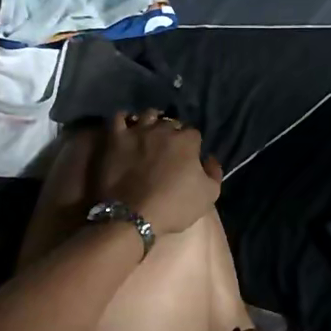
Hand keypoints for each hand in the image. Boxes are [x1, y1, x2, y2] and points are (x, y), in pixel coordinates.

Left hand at [90, 110, 222, 235]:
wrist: (132, 215)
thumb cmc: (173, 206)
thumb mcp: (208, 195)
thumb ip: (214, 173)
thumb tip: (210, 159)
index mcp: (186, 140)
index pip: (193, 133)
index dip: (192, 145)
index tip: (188, 156)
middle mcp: (163, 129)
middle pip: (171, 122)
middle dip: (172, 132)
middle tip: (168, 148)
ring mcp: (138, 131)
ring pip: (147, 115)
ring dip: (151, 121)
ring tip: (149, 133)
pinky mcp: (116, 138)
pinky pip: (119, 118)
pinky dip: (124, 120)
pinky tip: (127, 128)